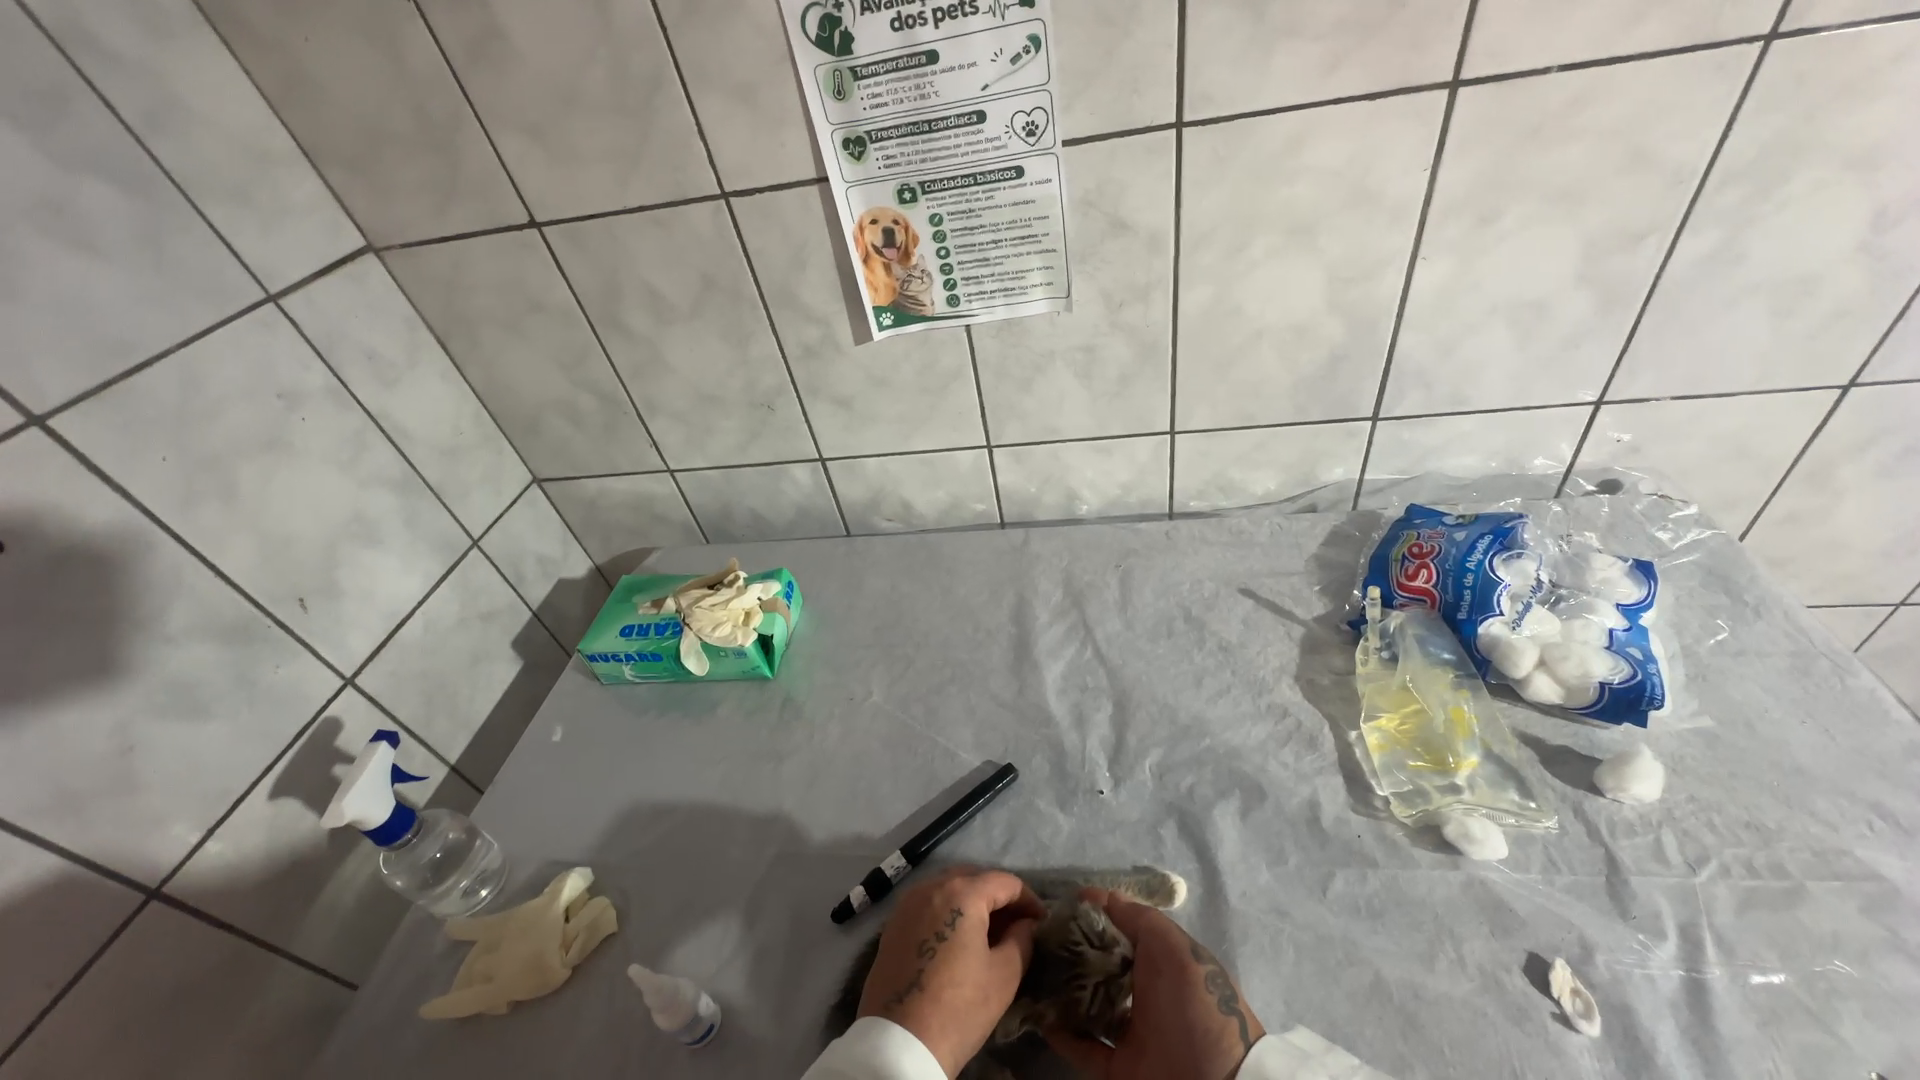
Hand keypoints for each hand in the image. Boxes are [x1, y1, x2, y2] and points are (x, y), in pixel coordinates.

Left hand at [858, 867, 1045, 1076]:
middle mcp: (930, 887)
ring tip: (990, 934)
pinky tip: (959, 941)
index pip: (1005, 882)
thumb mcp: (1004, 975)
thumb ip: (1022, 939)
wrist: (898, 1043)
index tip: (1041, 922)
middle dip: (999, 897)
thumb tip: (1025, 924)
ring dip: (973, 903)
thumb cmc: (959, 1007)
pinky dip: (948, 912)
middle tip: (1018, 926)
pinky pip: (928, 905)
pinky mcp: (892, 925)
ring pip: (948, 889)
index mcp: (961, 893)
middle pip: (974, 878)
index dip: (1028, 899)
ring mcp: (907, 904)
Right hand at [1047, 890, 1264, 1079]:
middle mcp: (1148, 994)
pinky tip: (1038, 1013)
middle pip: (1104, 966)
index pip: (1125, 931)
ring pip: (1089, 1005)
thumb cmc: (1196, 1009)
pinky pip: (1082, 1047)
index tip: (1061, 905)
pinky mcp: (1117, 1068)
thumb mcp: (1176, 951)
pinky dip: (1060, 1034)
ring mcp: (1133, 1033)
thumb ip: (1140, 920)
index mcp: (1166, 963)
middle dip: (1074, 952)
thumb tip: (1098, 896)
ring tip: (1031, 970)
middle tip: (1038, 938)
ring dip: (1063, 991)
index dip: (1096, 916)